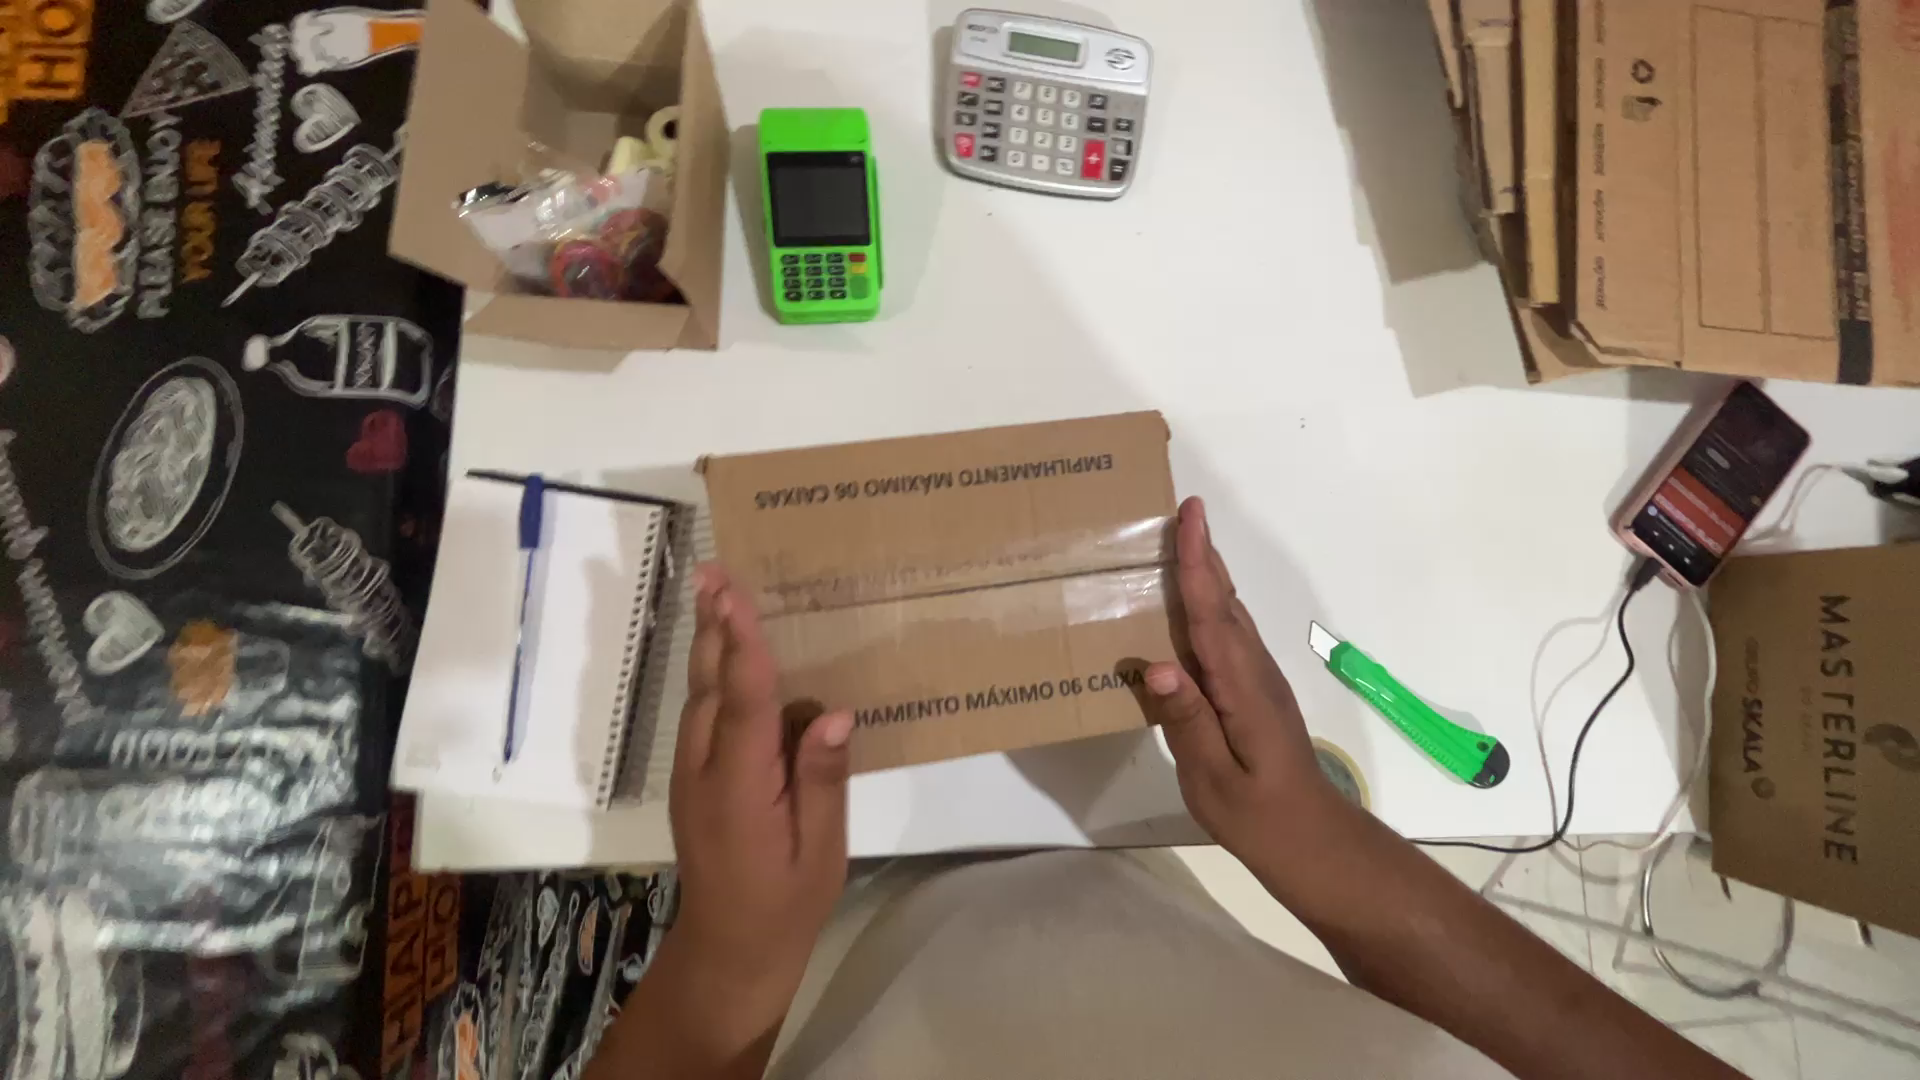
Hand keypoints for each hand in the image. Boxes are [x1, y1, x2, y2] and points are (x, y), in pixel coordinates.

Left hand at [657, 565, 852, 1054]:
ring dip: (709, 641)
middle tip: (715, 569)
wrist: (728, 950)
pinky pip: (704, 712)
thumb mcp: (820, 850)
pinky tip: (727, 651)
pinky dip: (713, 671)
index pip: (743, 703)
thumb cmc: (786, 902)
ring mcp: (693, 773)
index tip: (737, 594)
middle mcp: (705, 770)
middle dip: (713, 626)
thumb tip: (835, 712)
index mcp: (739, 788)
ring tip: (716, 590)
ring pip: (700, 695)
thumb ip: (822, 779)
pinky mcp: (695, 777)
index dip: (742, 645)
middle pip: (709, 686)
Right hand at [1144, 497, 1350, 880]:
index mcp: (1241, 688)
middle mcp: (1253, 672)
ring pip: (1229, 614)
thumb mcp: (1214, 780)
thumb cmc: (1260, 818)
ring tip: (1182, 539)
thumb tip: (1157, 666)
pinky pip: (1226, 634)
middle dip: (1203, 553)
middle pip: (1225, 601)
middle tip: (1183, 509)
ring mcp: (1256, 680)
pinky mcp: (1252, 691)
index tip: (1189, 516)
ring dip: (1207, 572)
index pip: (1212, 615)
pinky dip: (1209, 604)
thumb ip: (1187, 720)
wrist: (1315, 843)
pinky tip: (1192, 604)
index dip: (1196, 564)